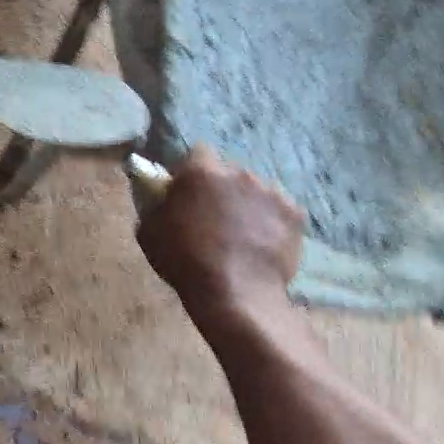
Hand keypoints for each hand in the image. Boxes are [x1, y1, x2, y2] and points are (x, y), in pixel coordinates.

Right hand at [138, 145, 304, 312]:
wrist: (235, 291)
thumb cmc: (182, 259)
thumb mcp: (148, 230)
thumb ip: (155, 202)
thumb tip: (159, 191)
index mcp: (200, 173)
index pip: (197, 152)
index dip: (190, 169)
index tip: (184, 188)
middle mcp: (240, 173)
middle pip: (228, 171)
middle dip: (219, 186)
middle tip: (209, 213)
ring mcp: (272, 192)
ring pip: (254, 189)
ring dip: (244, 202)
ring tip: (237, 230)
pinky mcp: (296, 213)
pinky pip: (276, 208)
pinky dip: (267, 219)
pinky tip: (257, 240)